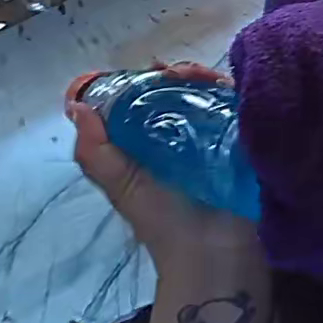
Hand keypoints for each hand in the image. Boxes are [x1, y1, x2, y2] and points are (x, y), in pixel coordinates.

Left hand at [66, 63, 259, 269]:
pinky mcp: (247, 137)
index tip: (153, 69)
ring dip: (207, 79)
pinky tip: (227, 86)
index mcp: (156, 141)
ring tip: (200, 77)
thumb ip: (96, 152)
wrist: (213, 252)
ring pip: (214, 93)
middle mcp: (189, 133)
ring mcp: (220, 134)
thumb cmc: (164, 220)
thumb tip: (75, 107)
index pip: (153, 98)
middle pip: (186, 90)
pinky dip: (235, 91)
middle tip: (179, 73)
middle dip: (182, 74)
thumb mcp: (122, 185)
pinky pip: (242, 106)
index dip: (150, 80)